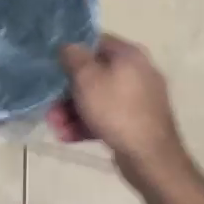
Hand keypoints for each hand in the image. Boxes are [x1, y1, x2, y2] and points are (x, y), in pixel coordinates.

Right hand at [48, 34, 185, 178]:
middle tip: (50, 104)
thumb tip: (68, 47)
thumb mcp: (85, 77)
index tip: (53, 64)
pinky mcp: (138, 124)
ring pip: (98, 98)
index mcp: (129, 55)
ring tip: (55, 126)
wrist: (153, 161)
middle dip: (66, 90)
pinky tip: (67, 136)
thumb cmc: (116, 110)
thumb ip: (72, 55)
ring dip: (72, 110)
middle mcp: (138, 73)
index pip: (93, 42)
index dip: (70, 51)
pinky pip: (108, 116)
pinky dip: (88, 123)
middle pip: (93, 74)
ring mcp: (140, 100)